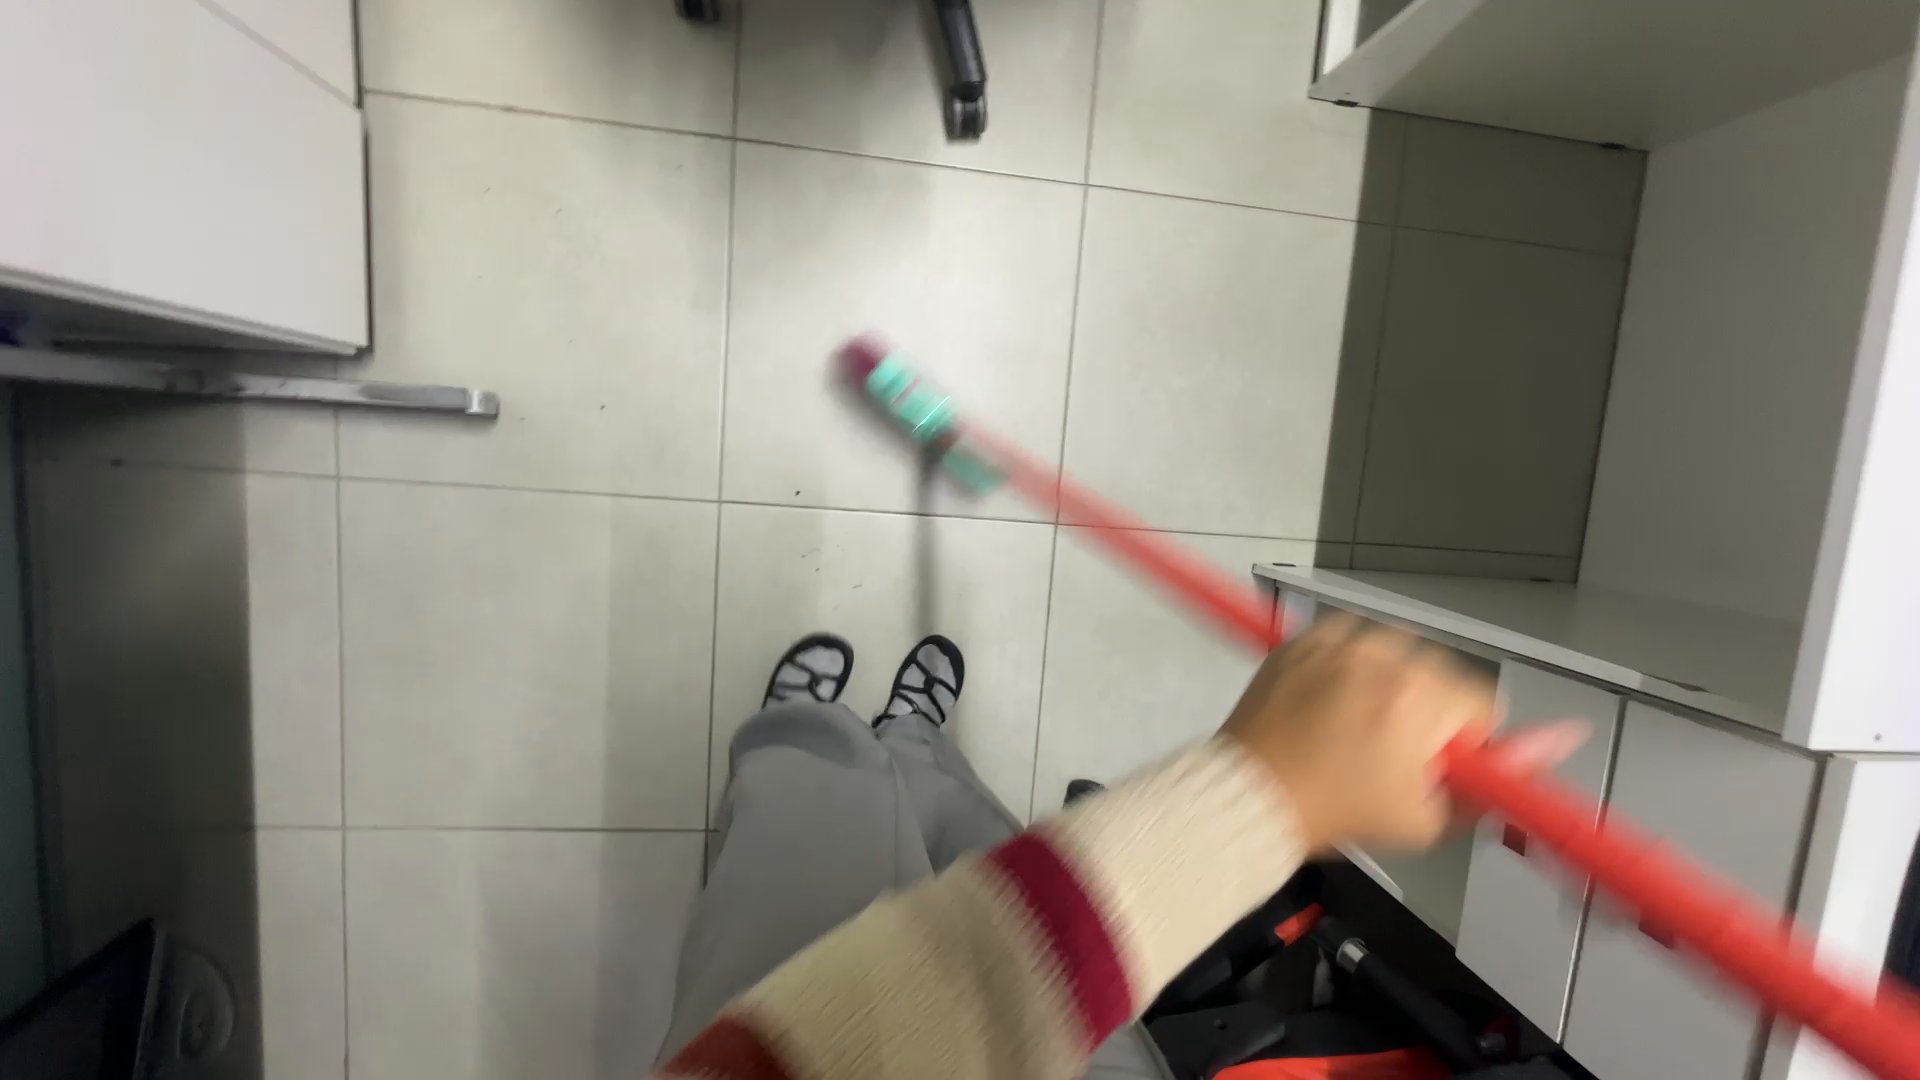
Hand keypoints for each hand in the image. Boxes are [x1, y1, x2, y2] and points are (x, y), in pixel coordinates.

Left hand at [1221, 614, 1585, 853]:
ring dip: (1386, 680)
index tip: (1433, 763)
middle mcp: (1381, 655)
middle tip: (1388, 750)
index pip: (1482, 704)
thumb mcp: (1430, 814)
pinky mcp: (1297, 640)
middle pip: (1437, 674)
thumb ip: (1502, 777)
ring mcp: (1333, 642)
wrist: (1252, 792)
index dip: (1465, 740)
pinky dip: (1345, 661)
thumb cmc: (1338, 809)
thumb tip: (1566, 735)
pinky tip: (1329, 698)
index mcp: (1421, 695)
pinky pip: (1342, 638)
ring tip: (1355, 723)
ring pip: (1391, 652)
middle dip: (1426, 709)